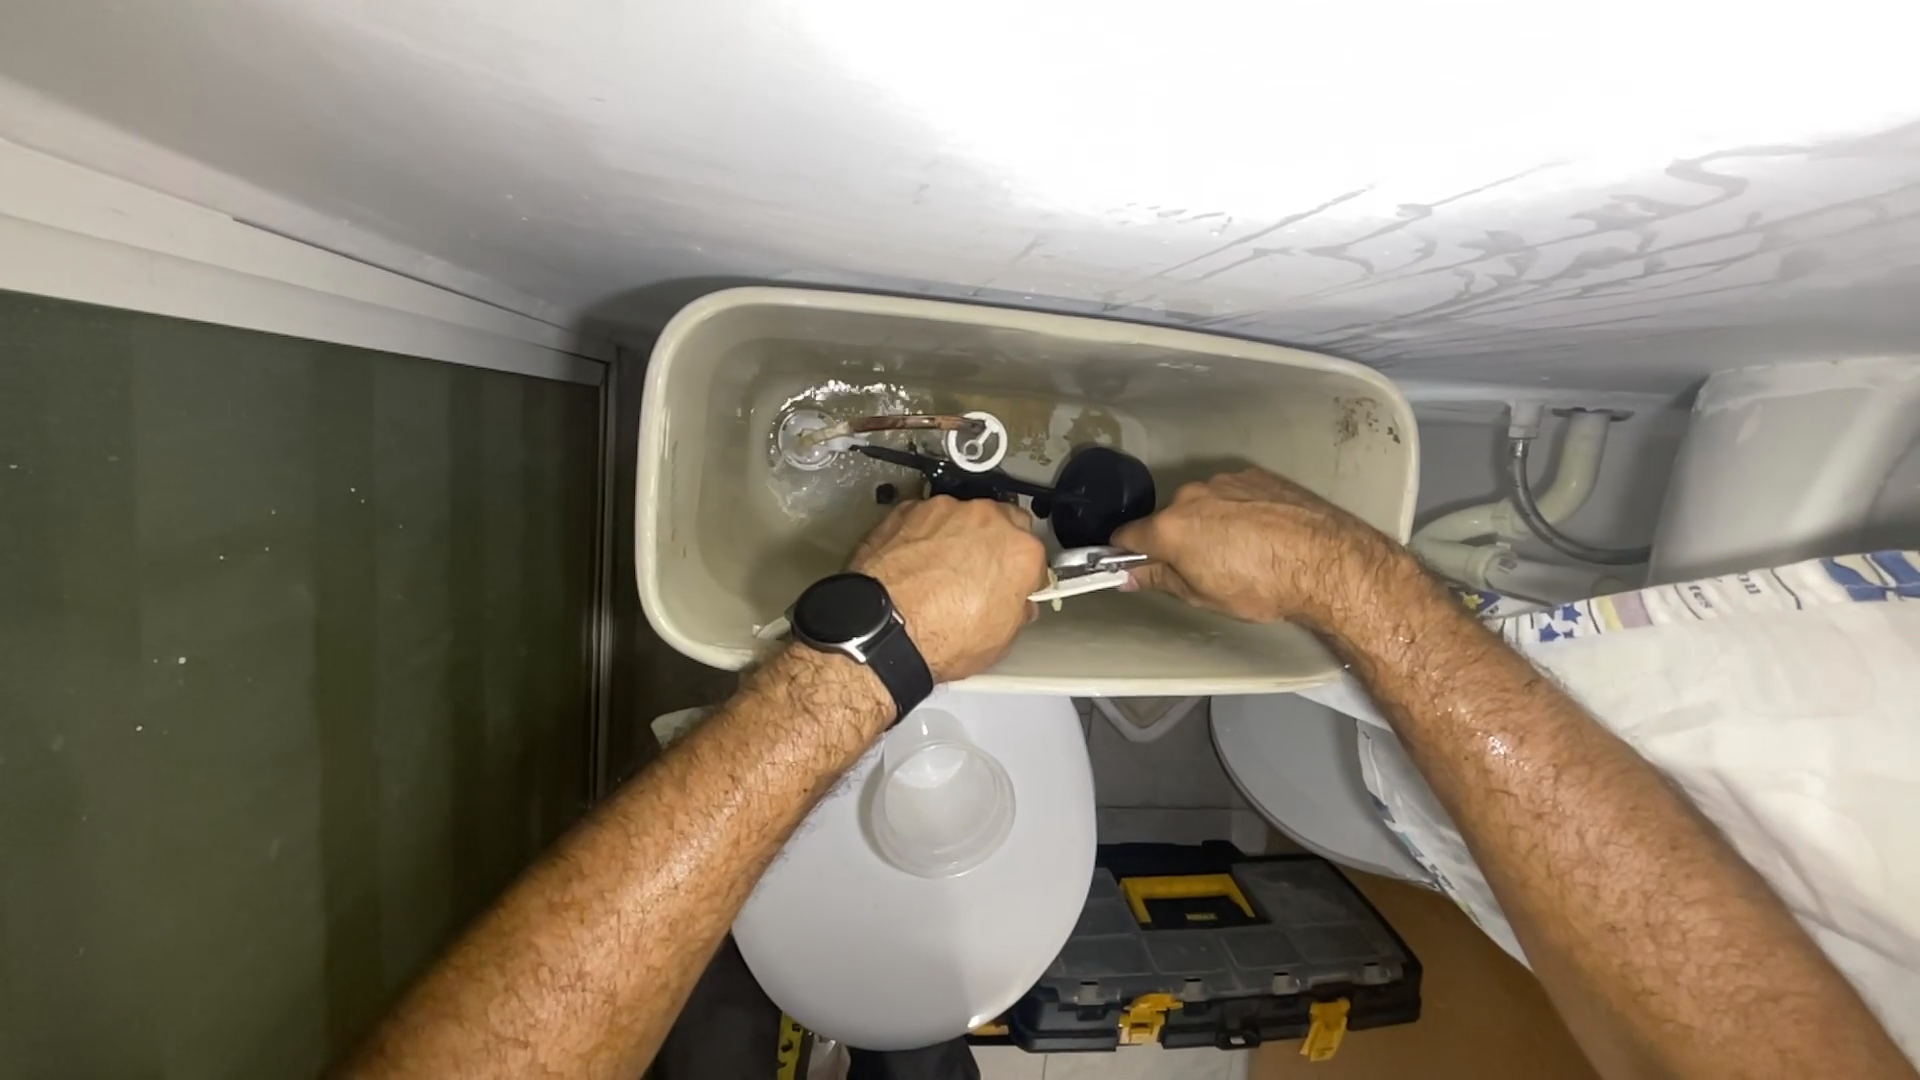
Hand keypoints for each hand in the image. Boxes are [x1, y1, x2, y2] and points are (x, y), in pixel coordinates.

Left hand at [849, 496, 1047, 681]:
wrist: (885, 629)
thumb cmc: (939, 635)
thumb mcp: (1001, 639)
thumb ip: (1018, 609)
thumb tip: (1016, 606)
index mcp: (1020, 551)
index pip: (1034, 553)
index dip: (1023, 572)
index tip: (1012, 583)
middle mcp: (987, 520)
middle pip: (1001, 524)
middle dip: (992, 546)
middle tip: (976, 576)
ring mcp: (946, 511)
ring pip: (962, 517)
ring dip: (956, 538)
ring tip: (939, 573)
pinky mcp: (909, 511)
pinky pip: (925, 519)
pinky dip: (923, 535)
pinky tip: (915, 563)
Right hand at [1113, 467, 1413, 629]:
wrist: (1328, 562)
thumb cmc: (1261, 587)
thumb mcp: (1203, 595)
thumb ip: (1159, 579)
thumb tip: (1127, 576)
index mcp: (1170, 528)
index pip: (1126, 536)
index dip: (1126, 553)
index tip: (1136, 565)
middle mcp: (1191, 495)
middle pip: (1167, 518)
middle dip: (1176, 538)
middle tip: (1203, 566)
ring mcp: (1225, 480)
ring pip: (1202, 503)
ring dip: (1209, 521)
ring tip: (1242, 549)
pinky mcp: (1256, 475)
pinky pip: (1233, 492)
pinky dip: (1238, 508)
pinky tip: (1262, 531)